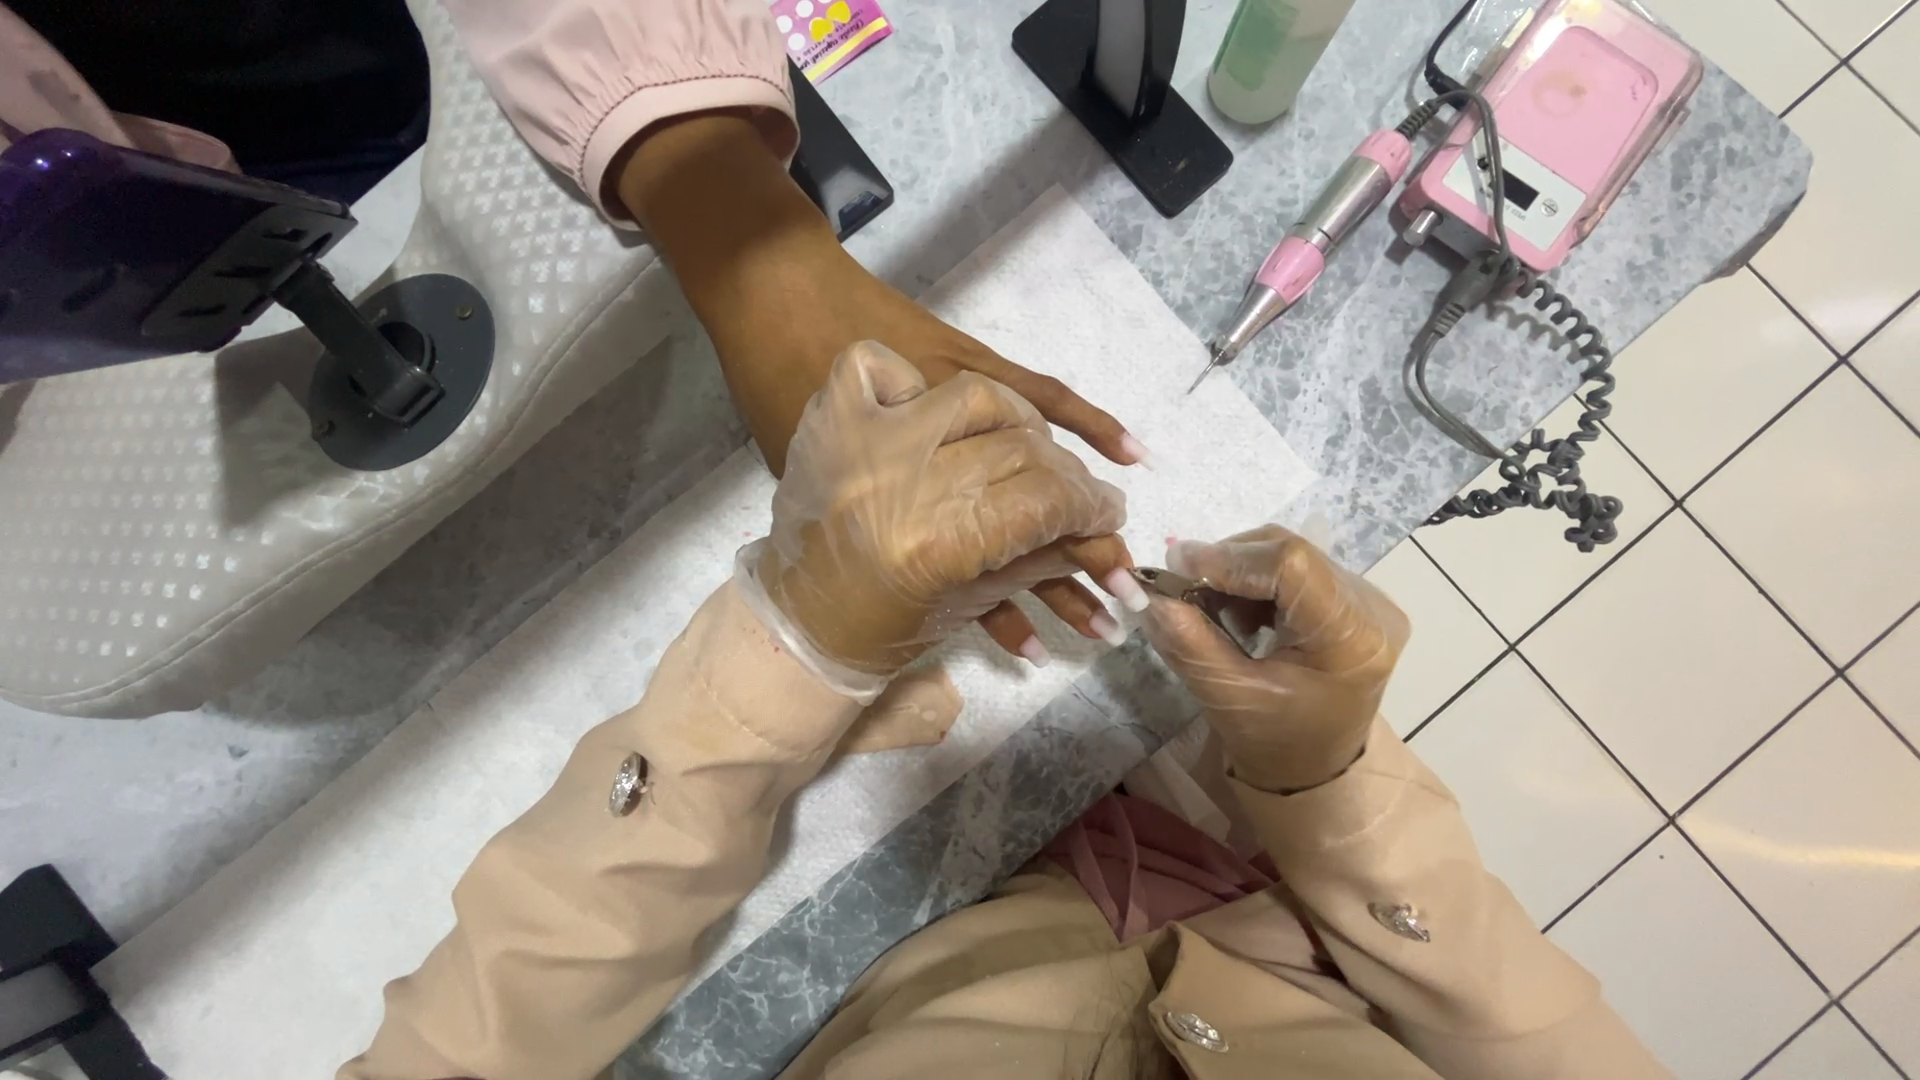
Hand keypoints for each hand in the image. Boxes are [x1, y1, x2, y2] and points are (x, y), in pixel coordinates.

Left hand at [616, 112, 1150, 659]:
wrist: (774, 304)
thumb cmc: (776, 406)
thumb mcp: (839, 492)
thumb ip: (887, 516)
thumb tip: (1002, 570)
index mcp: (897, 513)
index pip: (1011, 535)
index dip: (1068, 561)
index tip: (1101, 583)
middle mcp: (933, 461)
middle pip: (1028, 499)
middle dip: (1082, 540)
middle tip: (1116, 575)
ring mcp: (957, 404)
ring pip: (1035, 455)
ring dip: (1078, 498)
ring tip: (1113, 536)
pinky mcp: (969, 360)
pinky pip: (1036, 394)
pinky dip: (1087, 424)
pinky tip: (1131, 455)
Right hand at [1142, 526, 1409, 792]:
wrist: (1314, 770)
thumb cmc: (1274, 741)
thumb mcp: (1224, 694)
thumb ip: (1187, 640)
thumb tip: (1147, 590)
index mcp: (1350, 638)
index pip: (1291, 565)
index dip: (1227, 558)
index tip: (1174, 569)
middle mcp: (1371, 608)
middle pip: (1289, 551)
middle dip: (1226, 563)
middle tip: (1181, 590)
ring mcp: (1366, 600)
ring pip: (1288, 552)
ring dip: (1236, 570)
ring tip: (1208, 606)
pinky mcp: (1351, 599)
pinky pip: (1294, 567)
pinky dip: (1252, 580)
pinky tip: (1236, 612)